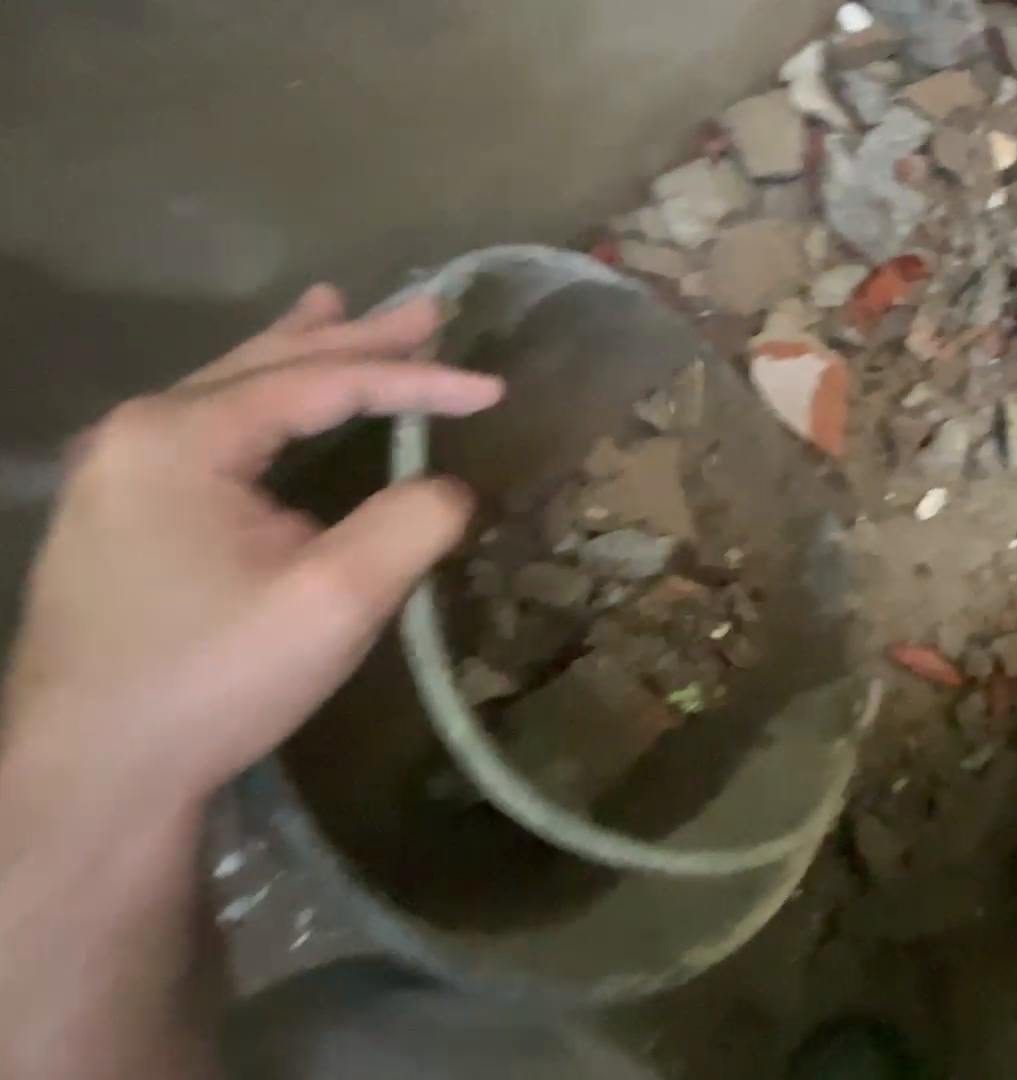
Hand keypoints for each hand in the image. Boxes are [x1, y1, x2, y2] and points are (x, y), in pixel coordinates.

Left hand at [0, 285, 502, 814]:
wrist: (93, 768)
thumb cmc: (218, 675)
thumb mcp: (340, 597)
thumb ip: (412, 522)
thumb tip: (451, 489)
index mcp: (183, 438)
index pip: (327, 385)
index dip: (420, 382)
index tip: (497, 392)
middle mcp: (143, 434)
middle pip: (273, 364)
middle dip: (360, 336)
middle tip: (432, 310)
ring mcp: (128, 471)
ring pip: (239, 387)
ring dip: (307, 352)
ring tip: (343, 307)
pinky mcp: (135, 510)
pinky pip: (221, 426)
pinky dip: (269, 394)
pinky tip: (274, 390)